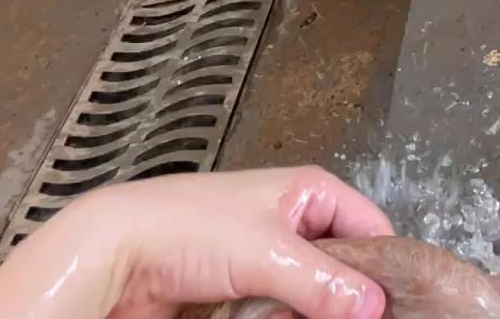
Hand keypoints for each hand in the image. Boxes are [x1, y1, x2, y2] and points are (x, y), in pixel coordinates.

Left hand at [0, 166, 394, 318]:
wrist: (108, 256)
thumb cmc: (190, 229)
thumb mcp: (267, 253)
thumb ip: (323, 283)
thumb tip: (375, 308)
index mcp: (311, 193)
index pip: (369, 227)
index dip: (382, 266)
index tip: (391, 306)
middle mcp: (294, 223)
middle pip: (341, 264)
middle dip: (346, 298)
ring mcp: (264, 260)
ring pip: (309, 294)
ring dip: (313, 315)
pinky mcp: (237, 294)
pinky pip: (278, 312)